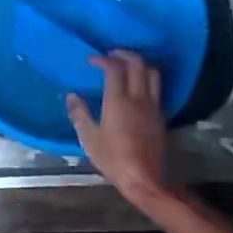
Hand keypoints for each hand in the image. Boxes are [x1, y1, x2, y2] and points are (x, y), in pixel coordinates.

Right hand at [67, 50, 172, 204]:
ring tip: (127, 66)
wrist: (144, 179)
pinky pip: (157, 88)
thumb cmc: (113, 160)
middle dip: (124, 54)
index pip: (114, 68)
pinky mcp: (161, 116)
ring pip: (152, 73)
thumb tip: (72, 96)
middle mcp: (138, 98)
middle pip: (137, 63)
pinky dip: (147, 79)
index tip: (92, 61)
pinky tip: (137, 88)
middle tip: (111, 55)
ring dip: (140, 64)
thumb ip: (80, 115)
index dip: (103, 59)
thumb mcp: (89, 139)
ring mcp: (153, 106)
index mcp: (118, 102)